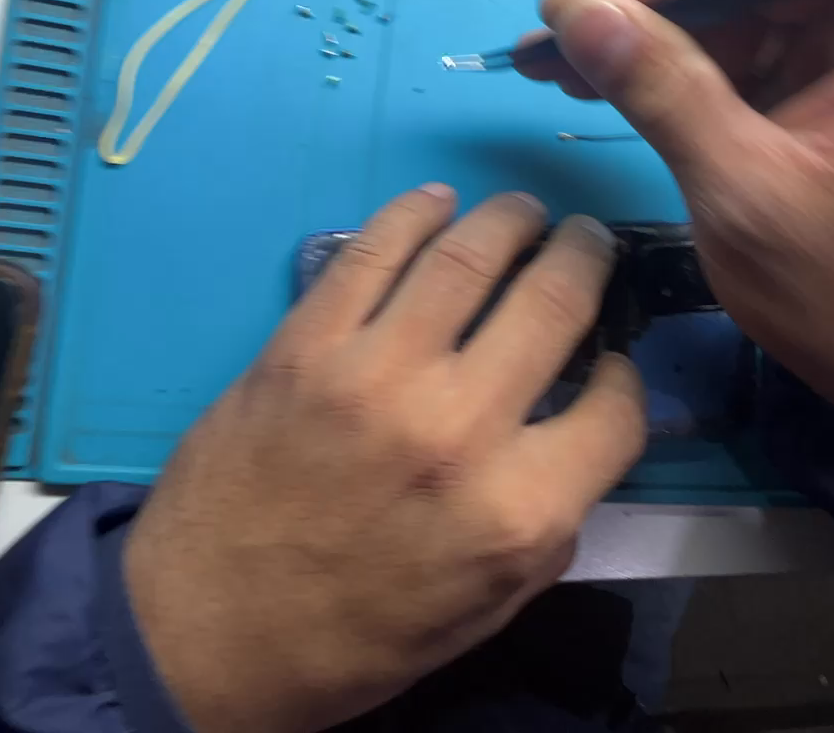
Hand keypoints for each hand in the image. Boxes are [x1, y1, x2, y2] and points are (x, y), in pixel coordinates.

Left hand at [124, 187, 645, 732]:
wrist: (211, 628)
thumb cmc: (356, 632)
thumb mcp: (484, 606)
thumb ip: (549, 518)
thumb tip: (579, 424)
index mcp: (516, 510)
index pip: (614, 409)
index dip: (622, 375)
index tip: (607, 358)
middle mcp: (458, 427)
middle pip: (552, 305)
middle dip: (583, 258)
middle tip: (583, 240)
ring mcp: (374, 373)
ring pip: (465, 259)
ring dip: (508, 219)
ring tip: (523, 210)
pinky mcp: (304, 344)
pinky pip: (370, 253)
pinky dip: (411, 213)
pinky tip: (437, 202)